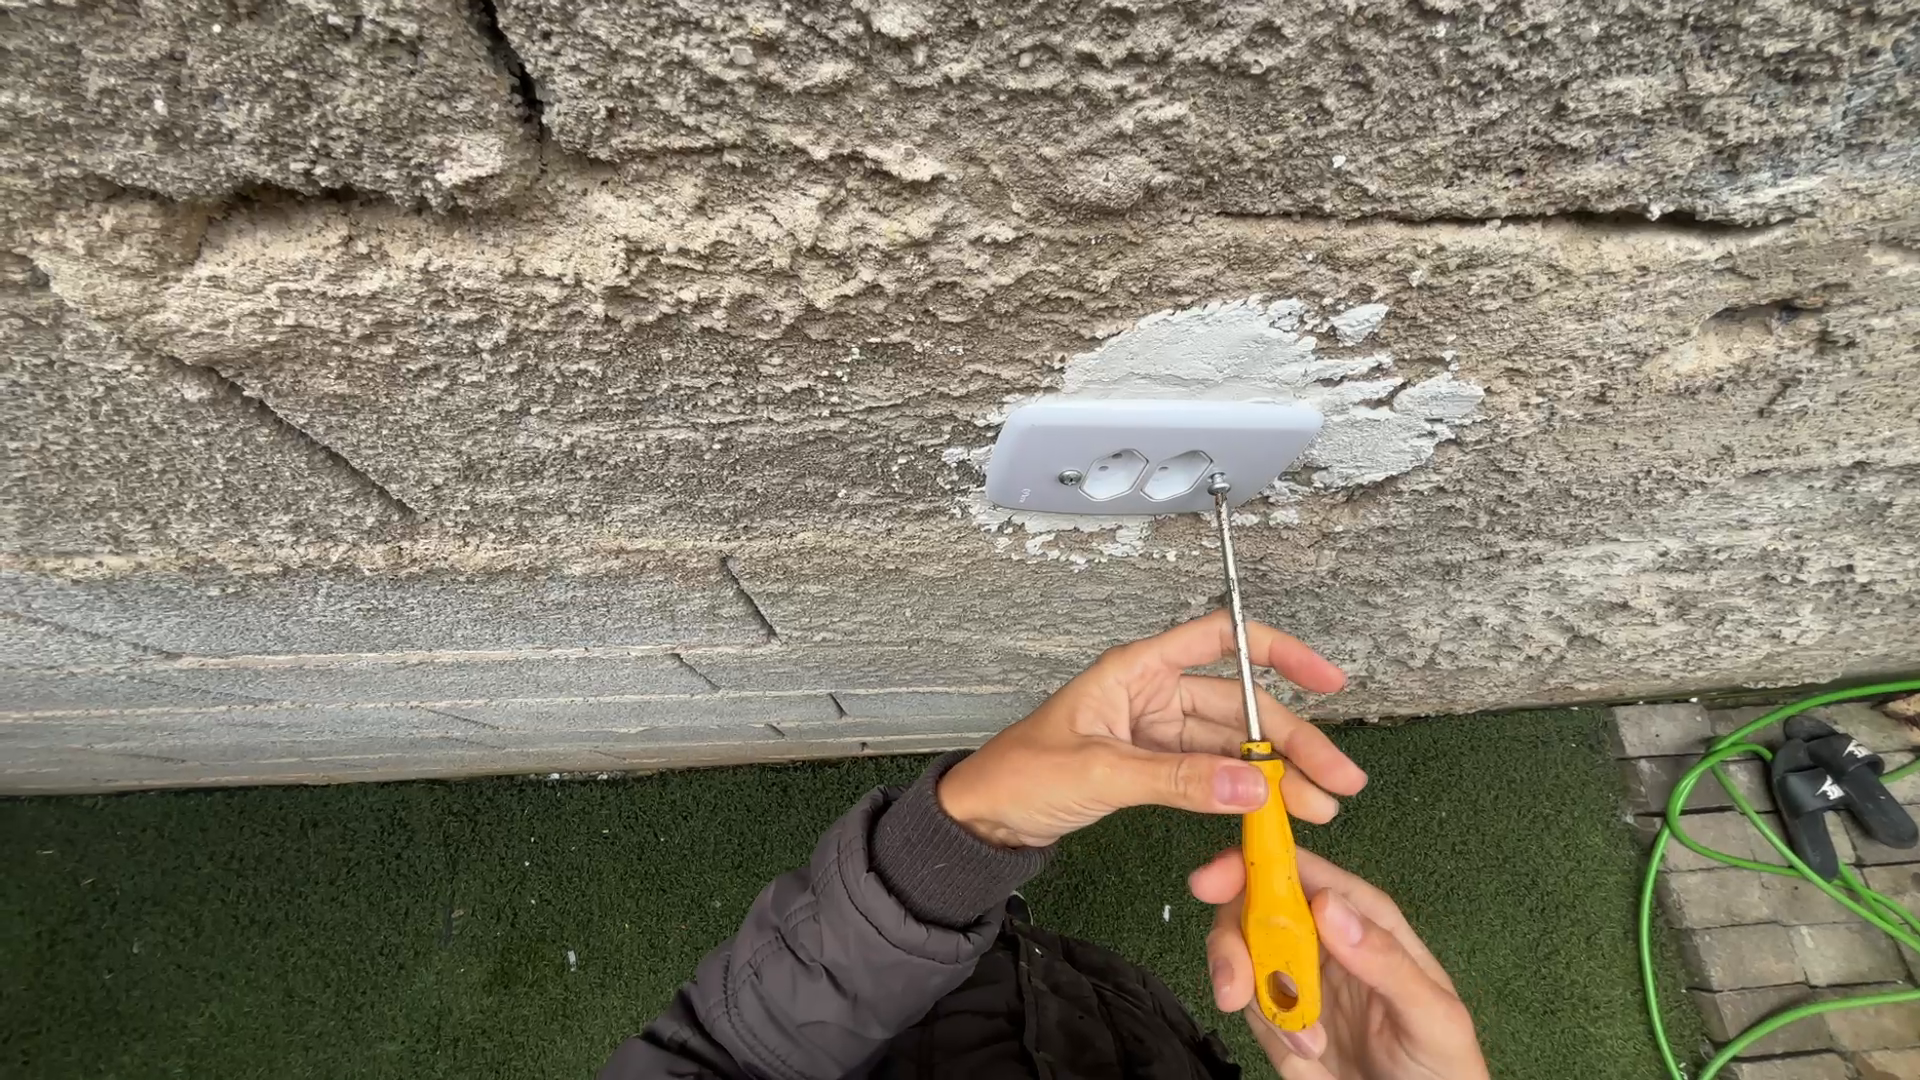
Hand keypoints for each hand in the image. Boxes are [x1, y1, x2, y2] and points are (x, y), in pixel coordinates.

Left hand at [936, 610, 1365, 848]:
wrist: (986, 817)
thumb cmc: (1022, 774)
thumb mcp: (1100, 772)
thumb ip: (1176, 779)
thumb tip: (1254, 785)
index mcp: (1136, 669)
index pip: (1218, 640)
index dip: (1277, 651)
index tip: (1326, 679)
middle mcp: (1151, 692)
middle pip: (1236, 703)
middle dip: (1289, 739)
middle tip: (1337, 783)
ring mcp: (1154, 730)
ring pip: (1228, 742)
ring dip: (1273, 772)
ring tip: (1317, 807)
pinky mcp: (1151, 765)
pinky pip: (1208, 770)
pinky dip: (1240, 789)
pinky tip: (1270, 810)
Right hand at [1190, 848, 1488, 1079]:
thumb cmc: (1443, 1069)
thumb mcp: (1435, 1018)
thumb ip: (1387, 961)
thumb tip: (1326, 903)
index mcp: (1357, 913)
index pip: (1294, 866)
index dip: (1249, 860)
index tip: (1212, 881)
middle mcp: (1316, 931)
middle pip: (1248, 902)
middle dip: (1230, 939)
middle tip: (1233, 985)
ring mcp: (1291, 968)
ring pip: (1236, 948)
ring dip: (1249, 991)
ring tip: (1302, 1043)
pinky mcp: (1274, 1007)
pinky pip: (1246, 997)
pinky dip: (1263, 1023)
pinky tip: (1303, 1051)